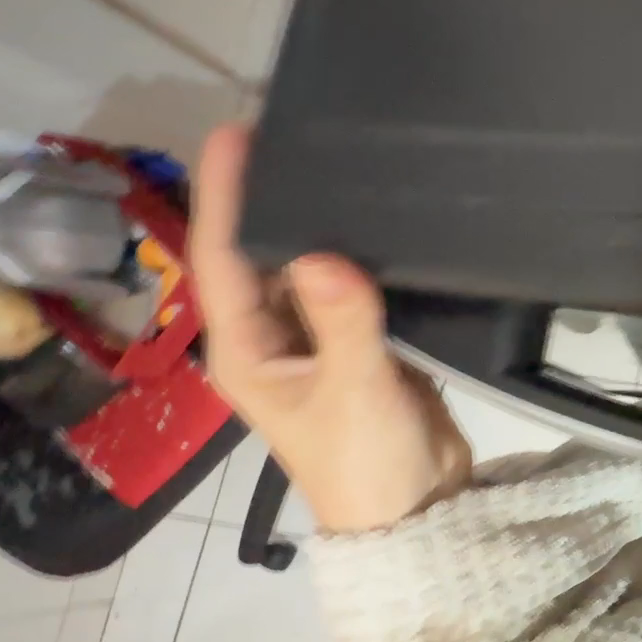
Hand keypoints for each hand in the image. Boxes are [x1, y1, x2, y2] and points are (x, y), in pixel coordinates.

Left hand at [188, 124, 471, 532]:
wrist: (418, 507)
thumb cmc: (365, 460)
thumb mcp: (353, 392)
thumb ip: (343, 325)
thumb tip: (327, 254)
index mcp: (249, 348)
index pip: (224, 258)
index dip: (226, 195)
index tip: (236, 134)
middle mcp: (277, 338)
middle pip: (267, 256)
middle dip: (275, 200)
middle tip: (300, 136)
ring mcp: (323, 343)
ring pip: (316, 272)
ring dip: (327, 227)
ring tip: (347, 169)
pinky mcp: (368, 348)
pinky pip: (359, 293)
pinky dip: (370, 260)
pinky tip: (389, 227)